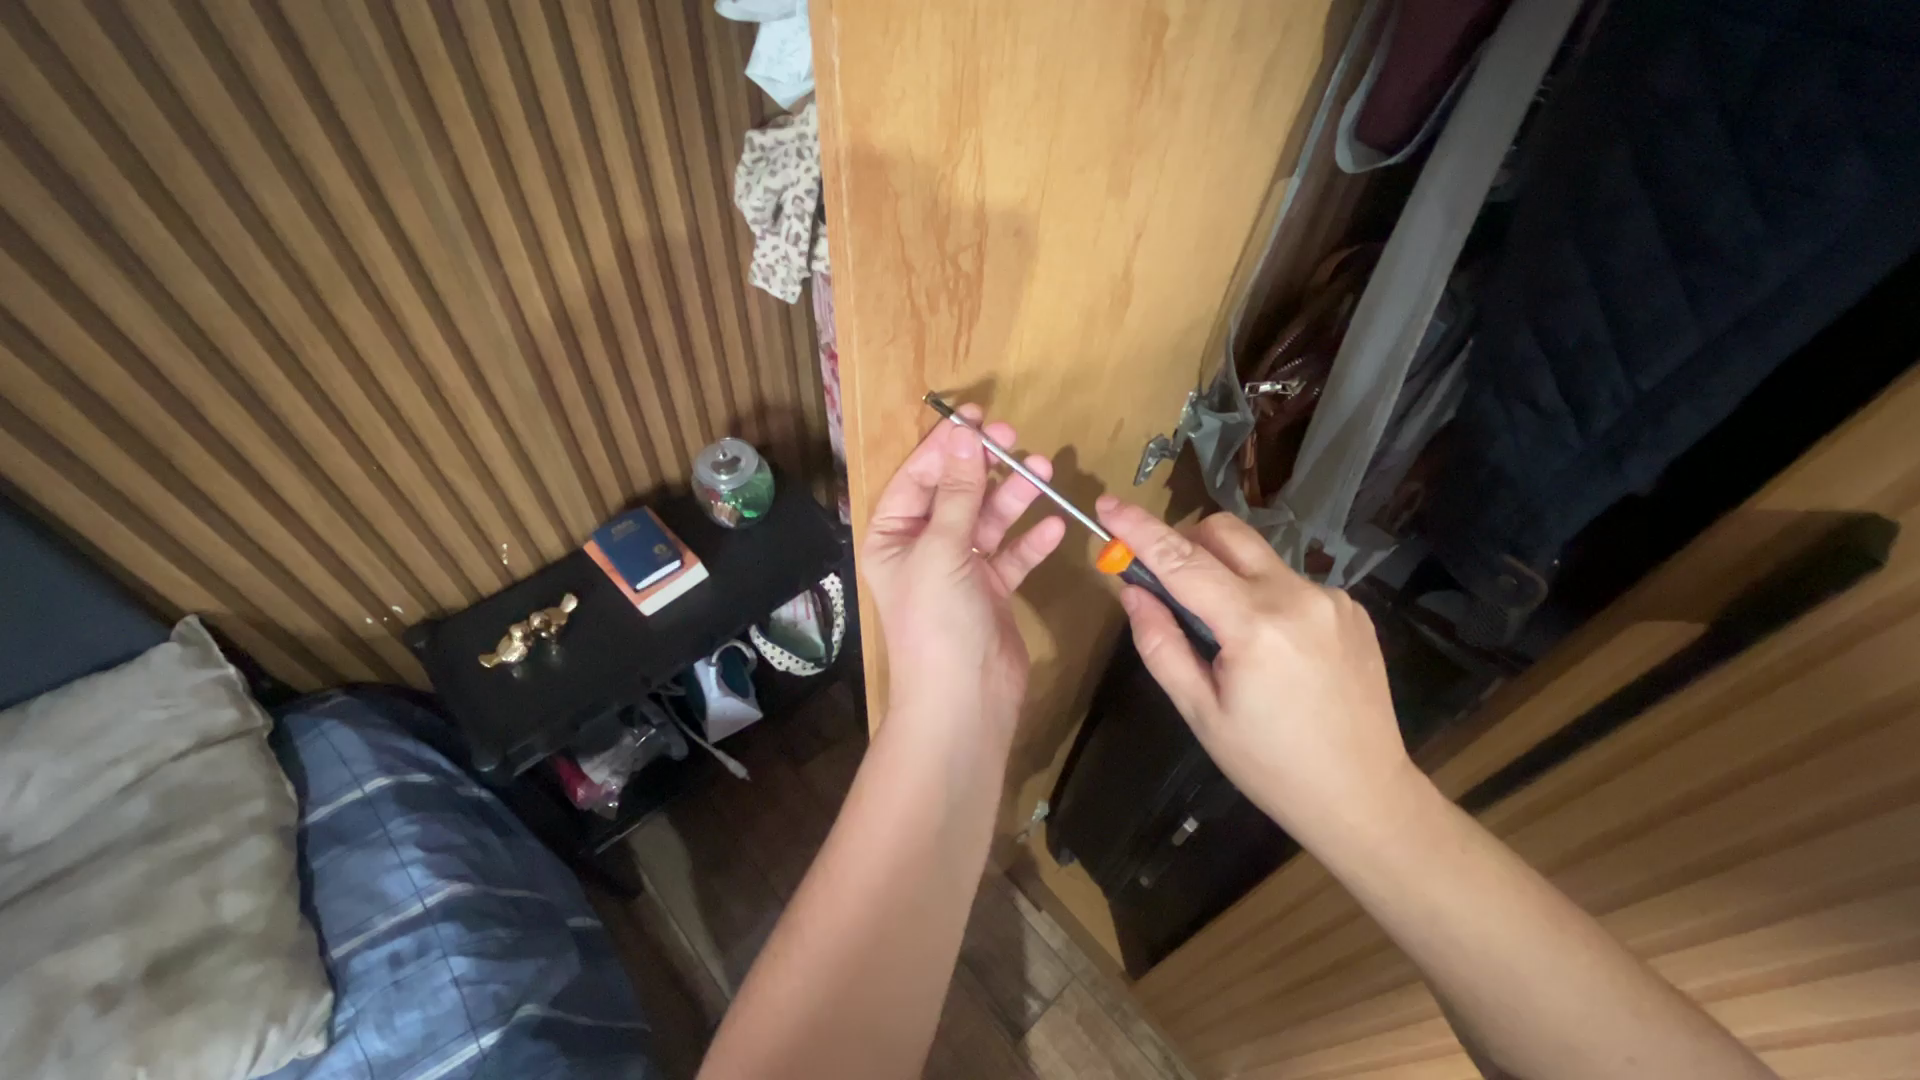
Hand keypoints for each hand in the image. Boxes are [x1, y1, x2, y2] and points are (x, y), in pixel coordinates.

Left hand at [863, 408, 1067, 747]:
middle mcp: (923, 549)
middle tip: (1016, 438)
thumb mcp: (943, 549)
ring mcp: (959, 570)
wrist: (963, 701)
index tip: (978, 417)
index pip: (918, 478)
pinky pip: (1011, 556)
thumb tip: (965, 434)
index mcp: (892, 536)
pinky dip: (1030, 541)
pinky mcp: (991, 591)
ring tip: (1045, 471)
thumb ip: (958, 492)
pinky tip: (1054, 525)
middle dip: (985, 467)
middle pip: (955, 494)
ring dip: (1014, 497)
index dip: (946, 446)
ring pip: (988, 521)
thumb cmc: (937, 621)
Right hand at [1094, 497, 1418, 834]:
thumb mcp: (1200, 712)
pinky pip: (1289, 582)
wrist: (1364, 796)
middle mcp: (1297, 596)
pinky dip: (1263, 597)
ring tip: (1227, 635)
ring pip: (1258, 557)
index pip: (1182, 560)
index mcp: (1254, 626)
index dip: (1138, 528)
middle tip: (1167, 582)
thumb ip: (1160, 643)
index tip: (1107, 504)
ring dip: (1226, 574)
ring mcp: (1331, 598)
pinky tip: (1273, 650)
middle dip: (1185, 540)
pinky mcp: (1352, 608)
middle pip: (1225, 532)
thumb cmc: (1269, 764)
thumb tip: (1132, 590)